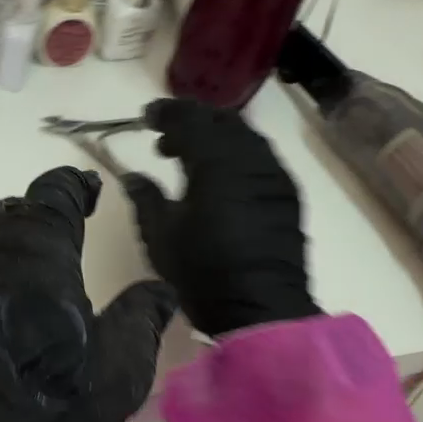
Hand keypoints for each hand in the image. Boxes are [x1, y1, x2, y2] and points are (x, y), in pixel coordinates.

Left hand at [0, 168, 175, 421]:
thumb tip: (158, 291)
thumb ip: (140, 321)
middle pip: (9, 217)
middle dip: (36, 222)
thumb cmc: (40, 418)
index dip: (74, 190)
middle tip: (59, 243)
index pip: (54, 194)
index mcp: (35, 252)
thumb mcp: (116, 375)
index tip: (88, 195)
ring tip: (23, 280)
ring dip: (1, 253)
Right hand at [123, 98, 318, 336]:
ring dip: (217, 140)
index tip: (146, 118)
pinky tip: (224, 181)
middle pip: (221, 122)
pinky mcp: (288, 195)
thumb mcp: (161, 238)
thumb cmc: (204, 272)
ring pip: (245, 138)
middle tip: (167, 141)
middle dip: (192, 124)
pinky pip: (261, 159)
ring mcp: (275, 174)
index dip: (166, 114)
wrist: (262, 307)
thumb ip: (146, 199)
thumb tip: (134, 176)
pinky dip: (237, 158)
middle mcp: (251, 156)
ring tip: (193, 161)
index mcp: (216, 160)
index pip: (189, 119)